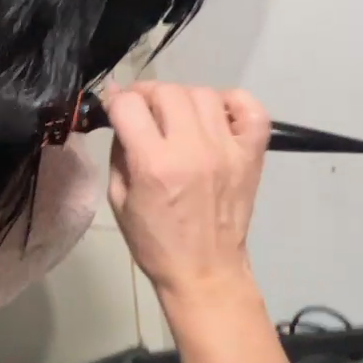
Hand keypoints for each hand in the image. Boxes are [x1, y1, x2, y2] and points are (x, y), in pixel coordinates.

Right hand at [105, 82, 270, 300]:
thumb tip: (122, 120)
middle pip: (167, 91)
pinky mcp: (252, 154)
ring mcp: (227, 150)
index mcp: (154, 165)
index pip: (129, 106)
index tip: (111, 106)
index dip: (114, 100)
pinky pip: (250, 108)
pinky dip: (230, 101)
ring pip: (203, 94)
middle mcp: (193, 150)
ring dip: (181, 97)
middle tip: (139, 110)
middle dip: (145, 94)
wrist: (204, 271)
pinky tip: (213, 115)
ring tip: (173, 114)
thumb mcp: (118, 199)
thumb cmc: (154, 241)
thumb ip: (119, 154)